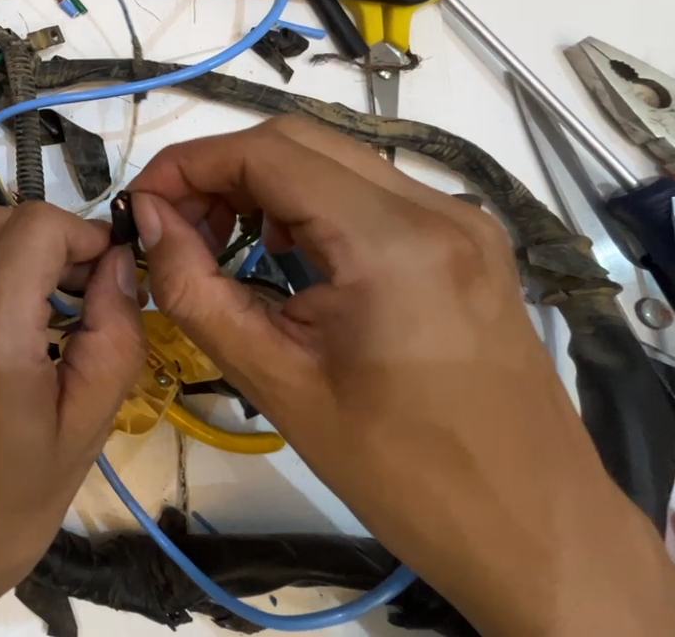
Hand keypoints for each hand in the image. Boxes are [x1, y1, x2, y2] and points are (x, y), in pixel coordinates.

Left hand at [0, 202, 142, 636]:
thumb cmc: (6, 503)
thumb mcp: (83, 428)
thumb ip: (113, 335)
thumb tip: (118, 263)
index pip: (37, 226)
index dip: (84, 235)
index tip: (108, 274)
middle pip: (0, 217)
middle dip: (51, 238)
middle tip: (82, 290)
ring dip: (15, 249)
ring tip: (46, 305)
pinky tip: (5, 321)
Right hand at [128, 116, 674, 635]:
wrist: (535, 535)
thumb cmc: (397, 469)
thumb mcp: (271, 379)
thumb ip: (191, 285)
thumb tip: (145, 217)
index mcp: (392, 243)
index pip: (264, 153)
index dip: (186, 164)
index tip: (139, 204)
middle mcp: (435, 209)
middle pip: (293, 139)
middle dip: (215, 168)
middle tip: (170, 223)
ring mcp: (459, 220)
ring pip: (326, 156)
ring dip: (254, 181)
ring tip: (214, 237)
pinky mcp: (463, 240)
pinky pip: (360, 187)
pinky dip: (298, 199)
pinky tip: (275, 248)